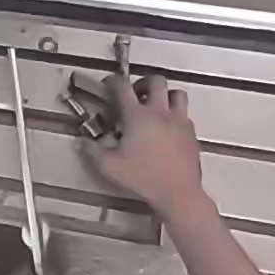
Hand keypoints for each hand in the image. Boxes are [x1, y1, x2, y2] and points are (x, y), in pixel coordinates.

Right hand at [91, 75, 209, 220]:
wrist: (178, 193)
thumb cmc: (142, 177)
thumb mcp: (109, 166)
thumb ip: (92, 151)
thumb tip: (82, 142)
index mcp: (137, 115)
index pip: (122, 87)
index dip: (112, 82)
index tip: (108, 86)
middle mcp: (160, 112)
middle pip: (155, 81)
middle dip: (143, 83)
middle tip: (135, 94)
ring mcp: (179, 121)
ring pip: (177, 94)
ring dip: (165, 95)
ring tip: (156, 107)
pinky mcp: (191, 134)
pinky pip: (185, 115)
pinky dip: (175, 115)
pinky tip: (167, 129)